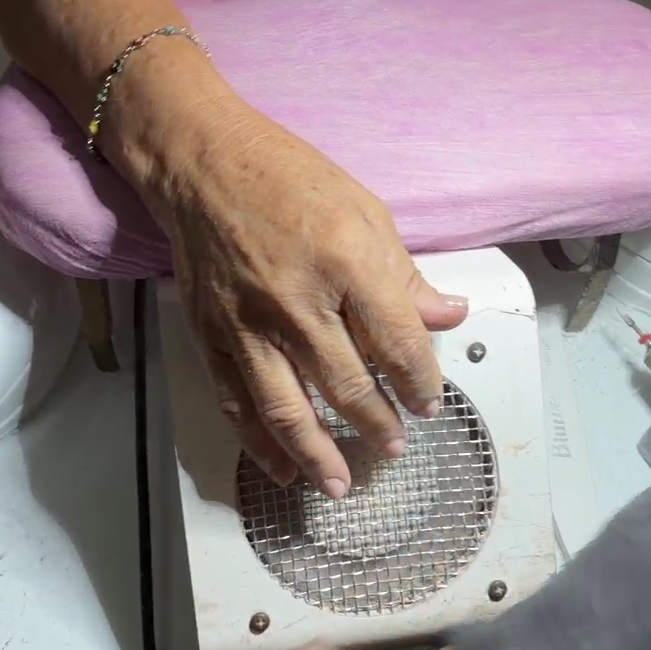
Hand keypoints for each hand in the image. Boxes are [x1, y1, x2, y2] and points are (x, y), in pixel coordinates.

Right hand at [148, 97, 466, 495]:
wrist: (202, 164)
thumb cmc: (288, 177)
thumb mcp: (364, 210)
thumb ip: (404, 274)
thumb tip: (448, 317)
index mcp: (347, 262)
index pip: (397, 342)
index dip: (421, 382)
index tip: (429, 403)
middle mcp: (296, 301)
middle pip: (347, 384)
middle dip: (377, 425)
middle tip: (394, 448)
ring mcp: (247, 325)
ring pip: (287, 408)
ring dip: (317, 454)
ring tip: (341, 485)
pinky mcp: (211, 336)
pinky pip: (236, 402)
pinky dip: (259, 443)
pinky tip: (281, 471)